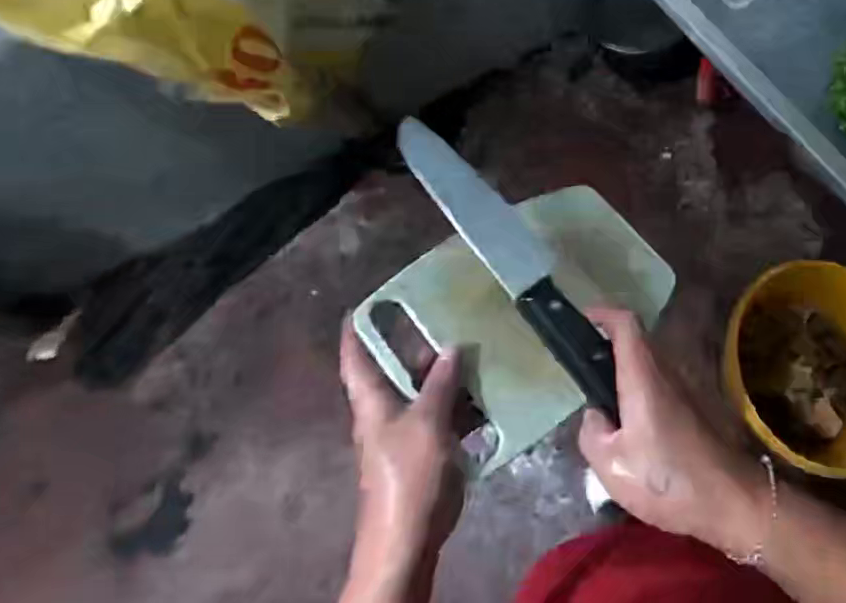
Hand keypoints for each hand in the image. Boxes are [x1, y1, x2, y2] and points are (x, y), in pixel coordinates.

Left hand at [338, 319, 466, 602]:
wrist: (407, 540)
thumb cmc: (407, 476)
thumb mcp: (427, 422)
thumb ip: (441, 383)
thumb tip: (451, 347)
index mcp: (373, 403)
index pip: (356, 359)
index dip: (357, 332)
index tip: (365, 305)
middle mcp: (387, 412)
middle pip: (399, 371)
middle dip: (421, 346)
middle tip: (448, 315)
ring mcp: (408, 433)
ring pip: (428, 392)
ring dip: (449, 374)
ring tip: (478, 345)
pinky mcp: (428, 451)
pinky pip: (446, 415)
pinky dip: (464, 403)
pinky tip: (489, 391)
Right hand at [576, 308, 768, 557]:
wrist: (727, 498)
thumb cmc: (666, 479)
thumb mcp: (611, 466)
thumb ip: (592, 433)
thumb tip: (596, 414)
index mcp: (643, 375)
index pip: (626, 323)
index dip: (603, 312)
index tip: (584, 317)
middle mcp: (666, 370)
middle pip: (636, 341)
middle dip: (609, 345)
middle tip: (585, 368)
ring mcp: (683, 385)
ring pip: (648, 363)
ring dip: (626, 371)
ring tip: (604, 401)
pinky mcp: (692, 404)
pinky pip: (659, 383)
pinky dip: (640, 389)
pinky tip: (630, 425)